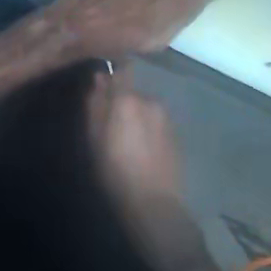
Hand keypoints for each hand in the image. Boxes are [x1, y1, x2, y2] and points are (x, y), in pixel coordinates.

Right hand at [86, 69, 182, 206]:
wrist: (153, 202)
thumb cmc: (115, 171)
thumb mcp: (94, 138)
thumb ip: (96, 104)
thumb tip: (98, 77)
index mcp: (128, 99)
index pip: (123, 69)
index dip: (114, 71)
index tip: (104, 80)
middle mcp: (151, 101)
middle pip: (133, 91)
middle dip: (122, 101)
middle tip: (109, 124)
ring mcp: (167, 117)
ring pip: (145, 107)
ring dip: (136, 116)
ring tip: (126, 140)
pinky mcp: (176, 133)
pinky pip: (156, 122)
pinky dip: (148, 128)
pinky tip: (142, 149)